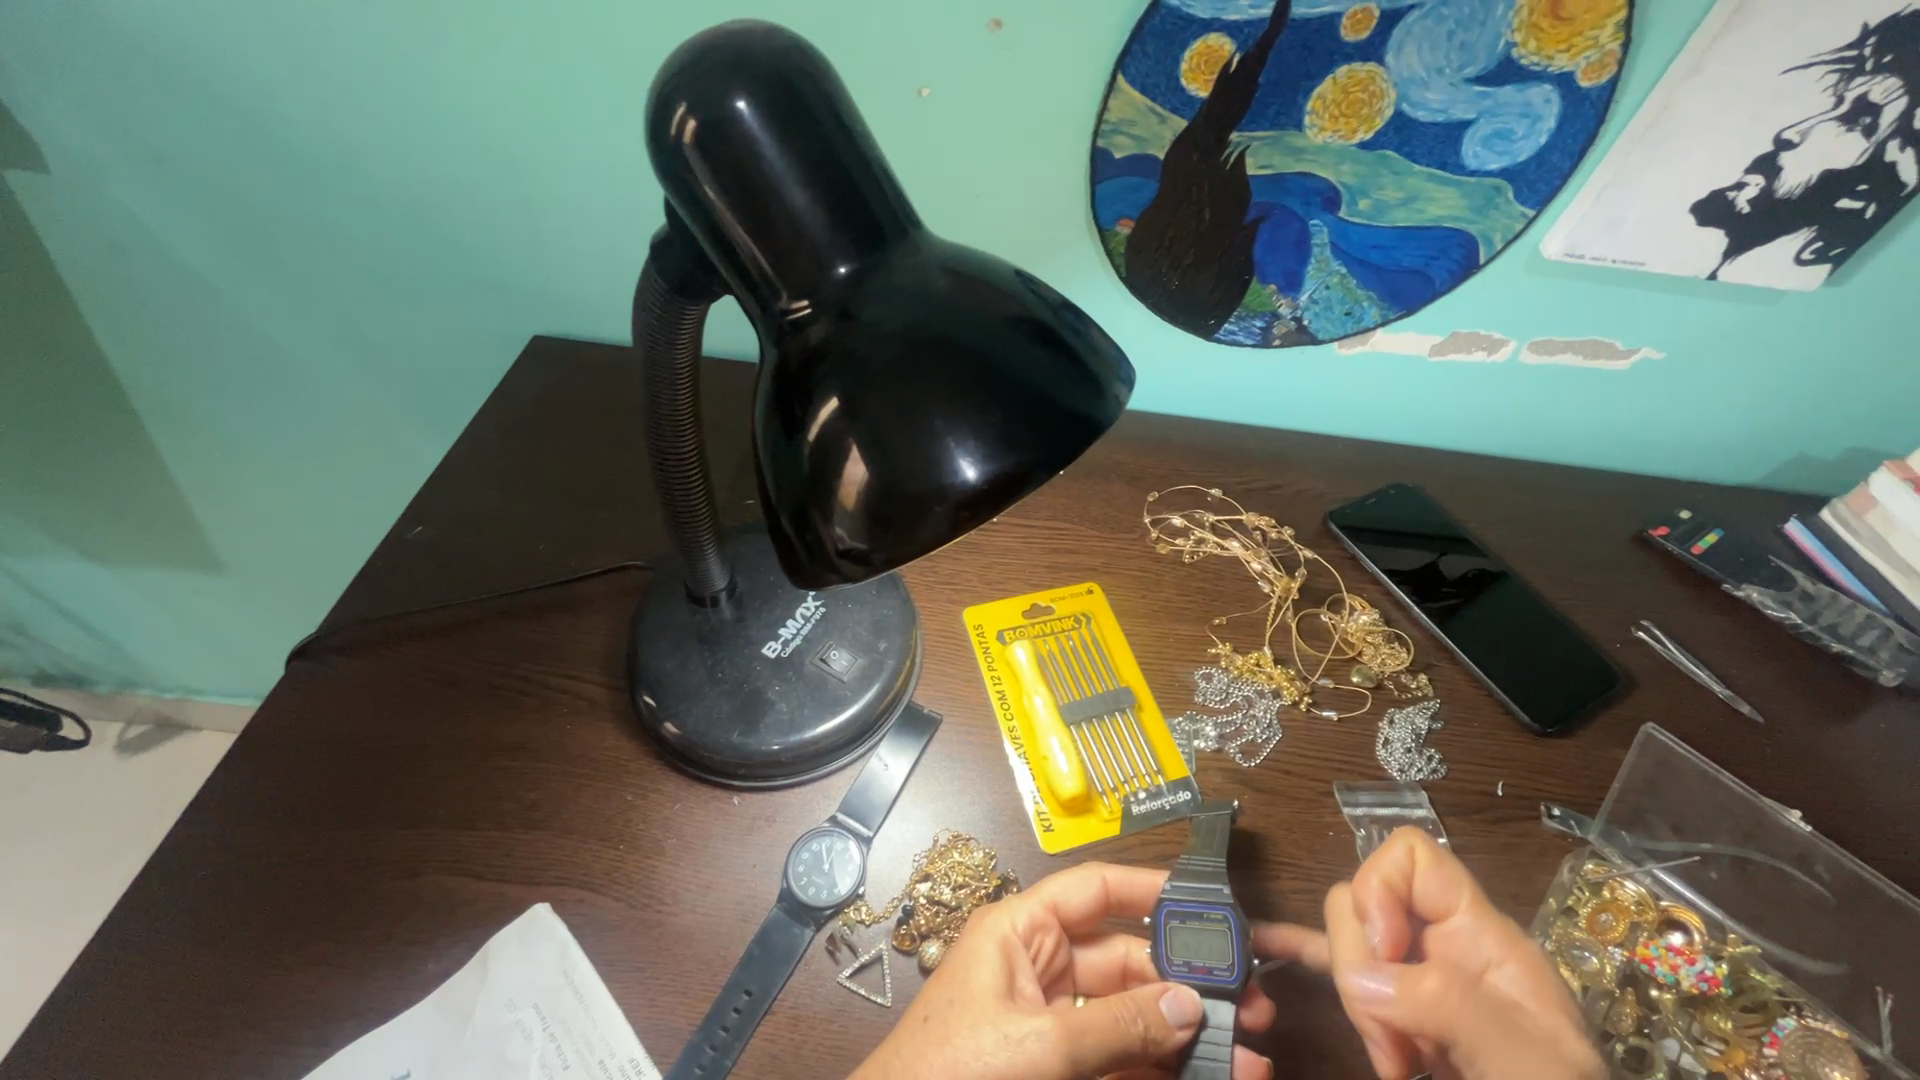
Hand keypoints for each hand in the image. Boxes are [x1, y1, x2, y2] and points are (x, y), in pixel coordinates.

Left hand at [848, 862, 1325, 1079]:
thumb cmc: (949, 1073)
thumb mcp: (1039, 1045)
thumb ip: (1118, 1025)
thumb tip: (1190, 1005)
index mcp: (1021, 931)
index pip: (1094, 890)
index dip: (1150, 890)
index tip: (1209, 907)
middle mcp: (1039, 965)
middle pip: (1124, 958)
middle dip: (1185, 979)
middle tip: (1248, 1001)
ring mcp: (1051, 1019)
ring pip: (1131, 1013)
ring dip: (1185, 1032)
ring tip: (1248, 1052)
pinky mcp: (1060, 1065)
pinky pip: (1120, 1055)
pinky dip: (1162, 1066)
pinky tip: (1212, 1074)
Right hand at [1323, 828, 1602, 1079]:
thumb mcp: (1531, 1064)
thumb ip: (1452, 1007)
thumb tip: (1362, 977)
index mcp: (1484, 938)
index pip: (1413, 857)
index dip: (1380, 888)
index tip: (1387, 955)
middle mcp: (1442, 945)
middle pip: (1364, 900)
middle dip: (1359, 963)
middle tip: (1392, 1041)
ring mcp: (1413, 978)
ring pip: (1346, 942)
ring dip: (1351, 995)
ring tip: (1390, 1060)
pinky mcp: (1392, 1012)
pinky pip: (1333, 967)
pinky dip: (1300, 954)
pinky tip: (1264, 948)